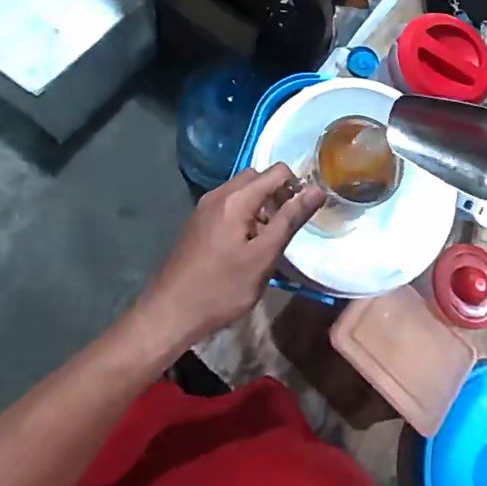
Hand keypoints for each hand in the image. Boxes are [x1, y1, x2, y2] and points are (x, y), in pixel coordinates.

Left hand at [135, 164, 324, 347]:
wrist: (168, 314)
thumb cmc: (221, 288)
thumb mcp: (264, 256)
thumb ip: (290, 219)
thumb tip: (317, 190)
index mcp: (236, 198)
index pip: (278, 171)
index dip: (296, 186)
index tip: (301, 215)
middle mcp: (219, 194)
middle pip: (258, 177)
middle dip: (277, 194)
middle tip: (283, 228)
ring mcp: (204, 207)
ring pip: (242, 190)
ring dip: (260, 204)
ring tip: (265, 240)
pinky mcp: (197, 221)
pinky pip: (228, 203)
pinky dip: (243, 213)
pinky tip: (244, 245)